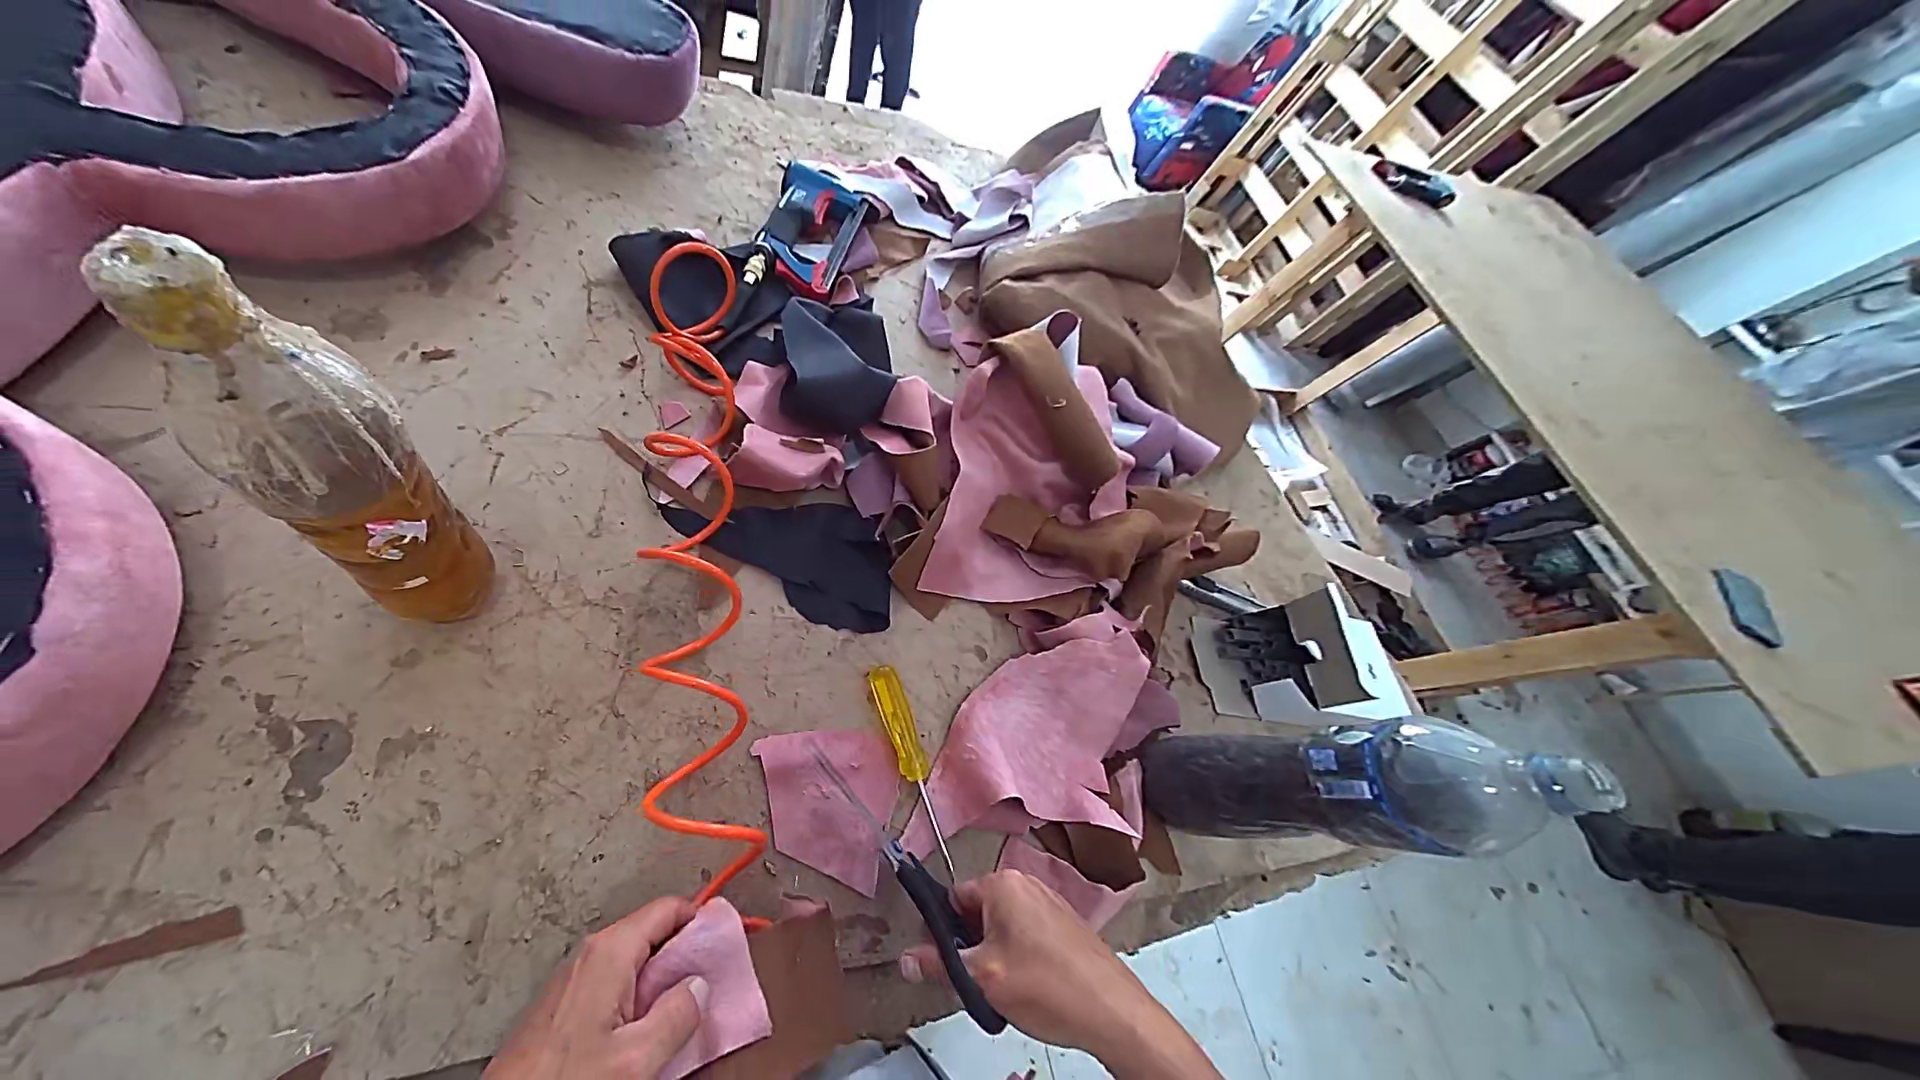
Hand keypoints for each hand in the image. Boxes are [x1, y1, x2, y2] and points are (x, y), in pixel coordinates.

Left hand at [485, 897, 710, 1079]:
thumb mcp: (635, 1059)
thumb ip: (678, 1015)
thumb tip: (699, 987)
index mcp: (610, 950)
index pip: (671, 908)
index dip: (701, 922)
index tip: (720, 946)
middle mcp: (590, 953)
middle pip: (653, 932)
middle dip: (682, 957)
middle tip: (700, 989)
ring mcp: (572, 978)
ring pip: (634, 960)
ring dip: (658, 981)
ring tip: (670, 1018)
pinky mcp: (561, 1004)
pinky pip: (613, 983)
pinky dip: (634, 998)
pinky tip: (636, 1034)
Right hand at [899, 870, 1220, 1079]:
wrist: (1110, 1010)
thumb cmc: (1050, 986)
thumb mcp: (983, 977)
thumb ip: (940, 964)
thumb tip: (908, 958)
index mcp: (1003, 884)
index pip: (953, 898)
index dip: (940, 930)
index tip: (938, 958)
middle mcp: (1025, 883)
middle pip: (977, 911)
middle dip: (970, 946)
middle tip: (974, 979)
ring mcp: (1046, 902)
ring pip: (1000, 926)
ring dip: (993, 955)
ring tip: (1002, 988)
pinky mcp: (1062, 924)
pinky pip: (1024, 934)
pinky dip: (1017, 957)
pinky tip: (1026, 987)